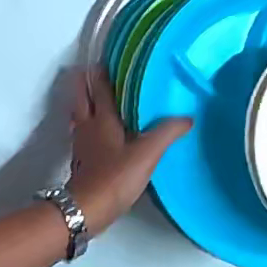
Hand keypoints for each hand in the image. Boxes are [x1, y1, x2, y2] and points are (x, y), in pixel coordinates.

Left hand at [66, 64, 191, 234]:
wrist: (87, 208)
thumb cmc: (115, 177)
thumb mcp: (147, 154)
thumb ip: (166, 133)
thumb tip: (187, 118)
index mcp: (101, 117)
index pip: (97, 86)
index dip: (100, 70)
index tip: (107, 58)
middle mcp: (87, 125)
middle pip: (80, 96)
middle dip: (85, 82)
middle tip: (97, 72)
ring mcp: (81, 141)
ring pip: (80, 113)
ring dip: (86, 102)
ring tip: (98, 96)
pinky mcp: (80, 157)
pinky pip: (82, 130)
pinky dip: (88, 123)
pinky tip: (99, 130)